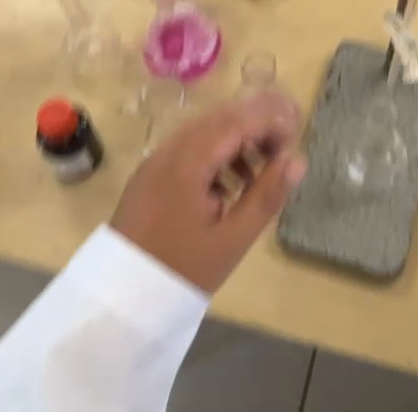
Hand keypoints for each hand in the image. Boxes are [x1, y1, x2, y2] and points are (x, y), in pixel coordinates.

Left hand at [110, 88, 306, 292]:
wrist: (120, 301)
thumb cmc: (181, 271)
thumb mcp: (231, 240)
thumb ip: (266, 196)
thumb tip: (298, 160)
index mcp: (187, 161)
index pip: (237, 120)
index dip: (271, 120)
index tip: (297, 137)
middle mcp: (169, 150)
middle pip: (221, 117)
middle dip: (258, 123)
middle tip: (286, 145)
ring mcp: (157, 160)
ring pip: (206, 130)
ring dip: (239, 138)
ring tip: (264, 168)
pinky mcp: (152, 175)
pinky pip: (191, 147)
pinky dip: (218, 153)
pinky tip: (234, 183)